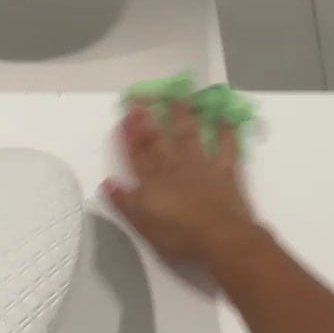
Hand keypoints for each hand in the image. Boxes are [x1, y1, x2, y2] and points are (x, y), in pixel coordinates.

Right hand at [103, 100, 259, 267]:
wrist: (221, 238)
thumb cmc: (179, 236)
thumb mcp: (143, 225)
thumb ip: (125, 203)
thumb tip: (107, 183)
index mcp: (152, 182)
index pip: (137, 154)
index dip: (130, 134)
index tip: (126, 112)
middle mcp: (175, 168)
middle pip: (159, 139)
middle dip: (149, 117)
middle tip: (144, 94)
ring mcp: (202, 167)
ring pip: (190, 135)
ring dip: (183, 114)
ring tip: (178, 95)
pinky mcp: (226, 172)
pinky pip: (226, 146)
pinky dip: (225, 130)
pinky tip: (223, 116)